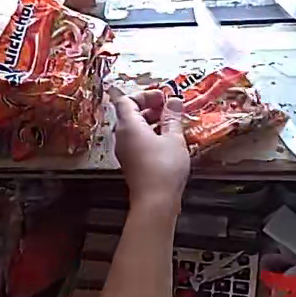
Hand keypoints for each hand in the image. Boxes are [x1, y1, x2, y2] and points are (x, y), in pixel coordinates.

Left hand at [114, 90, 188, 212]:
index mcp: (128, 125)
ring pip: (135, 129)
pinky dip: (151, 136)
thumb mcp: (174, 138)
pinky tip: (169, 142)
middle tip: (170, 109)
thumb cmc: (164, 167)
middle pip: (130, 114)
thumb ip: (172, 117)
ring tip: (173, 125)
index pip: (127, 99)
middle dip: (150, 108)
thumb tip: (173, 101)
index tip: (163, 97)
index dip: (145, 95)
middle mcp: (122, 137)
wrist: (155, 201)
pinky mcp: (131, 163)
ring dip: (152, 122)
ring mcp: (125, 151)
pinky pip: (138, 142)